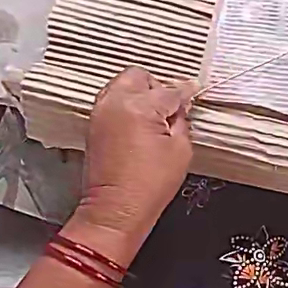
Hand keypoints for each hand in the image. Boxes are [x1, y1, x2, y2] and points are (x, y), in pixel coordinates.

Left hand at [73, 68, 194, 252]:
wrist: (115, 210)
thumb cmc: (150, 185)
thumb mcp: (181, 150)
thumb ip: (182, 121)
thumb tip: (179, 109)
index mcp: (140, 107)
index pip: (170, 90)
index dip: (186, 93)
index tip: (193, 93)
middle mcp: (116, 103)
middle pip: (140, 76)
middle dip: (157, 87)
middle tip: (170, 108)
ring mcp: (101, 112)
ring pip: (122, 84)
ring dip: (139, 93)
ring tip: (154, 116)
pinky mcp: (93, 124)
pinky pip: (112, 100)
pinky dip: (126, 104)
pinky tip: (139, 123)